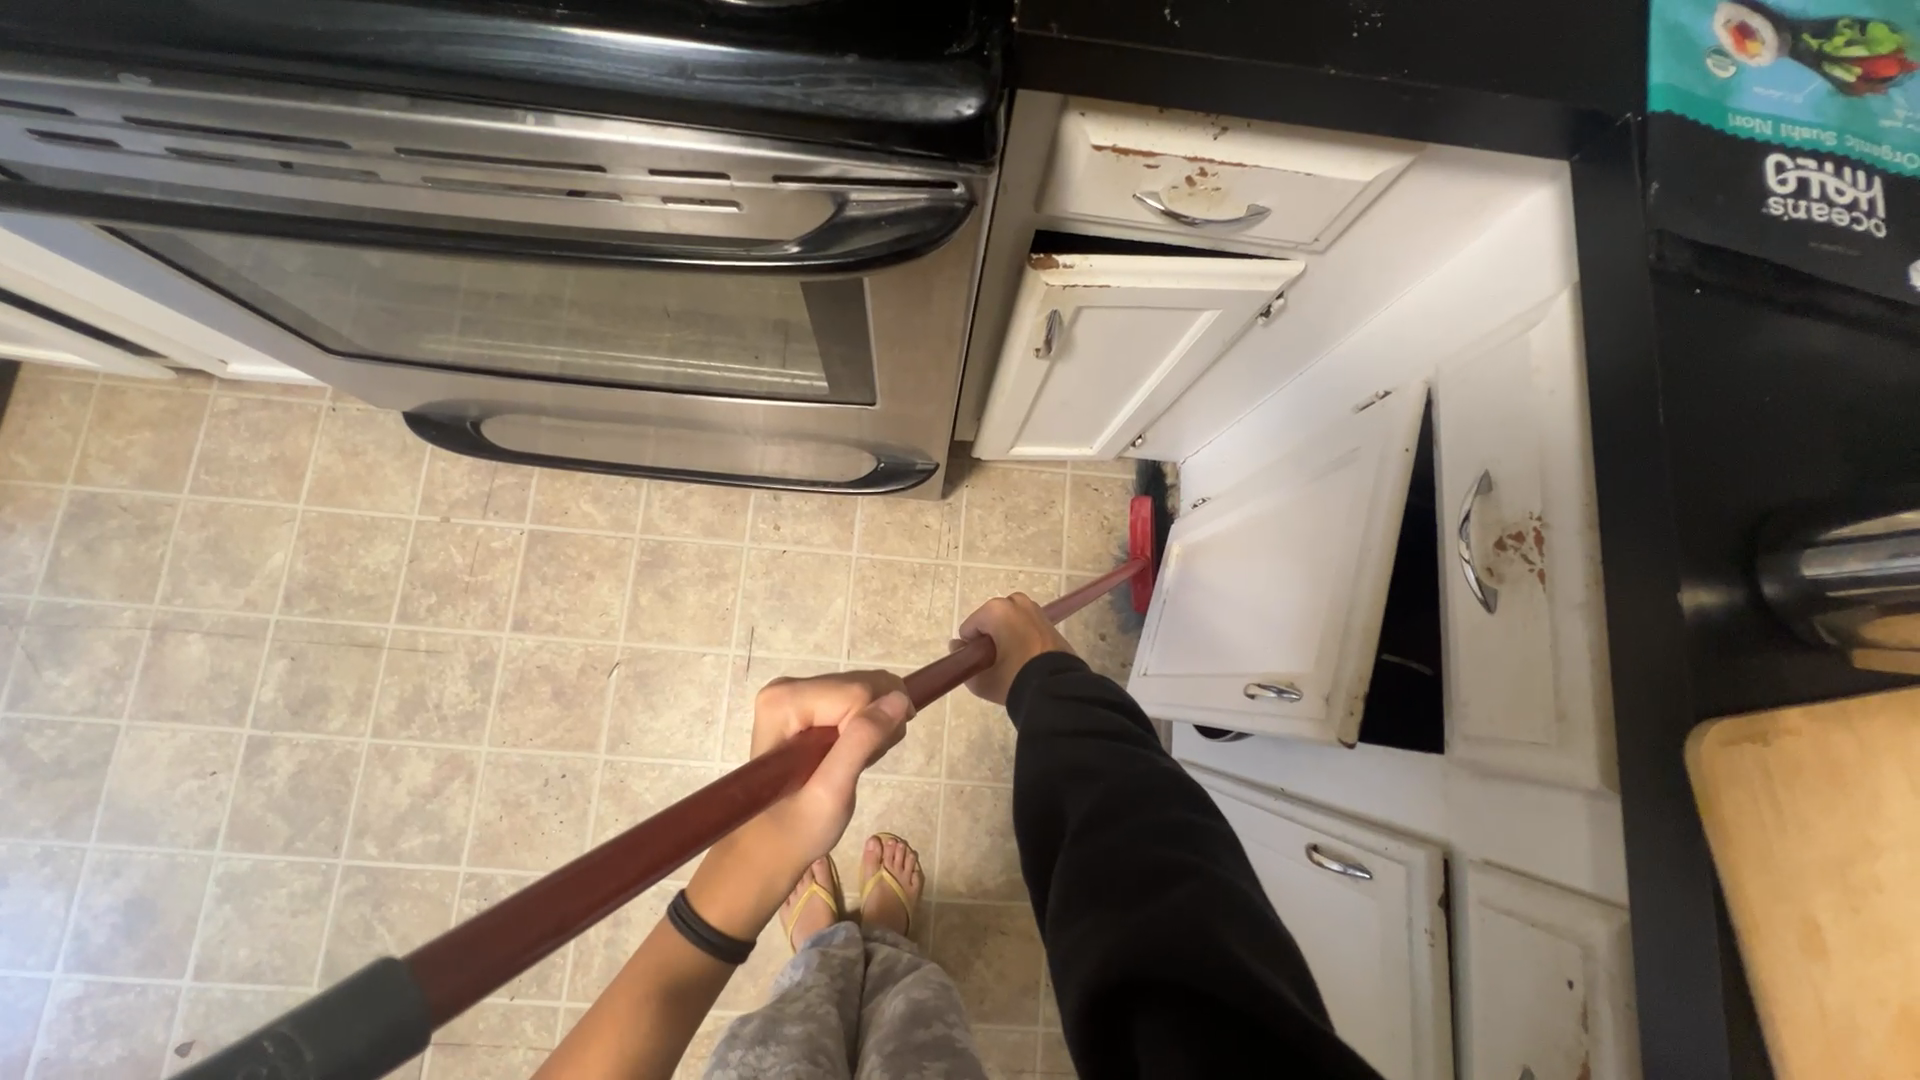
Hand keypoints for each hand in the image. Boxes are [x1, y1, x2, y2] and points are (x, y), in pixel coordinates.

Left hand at [741, 671, 913, 876]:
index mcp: (784, 703)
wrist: (768, 845)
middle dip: (878, 721)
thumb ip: (862, 741)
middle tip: (865, 762)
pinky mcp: (805, 701)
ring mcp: (794, 692)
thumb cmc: (795, 829)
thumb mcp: (833, 792)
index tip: (866, 762)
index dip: (873, 728)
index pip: (858, 692)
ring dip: (874, 725)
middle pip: (862, 685)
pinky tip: (850, 752)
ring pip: (864, 690)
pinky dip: (865, 725)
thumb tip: (898, 698)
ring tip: (856, 761)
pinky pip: (855, 698)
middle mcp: (786, 687)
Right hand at [952, 592, 1075, 704]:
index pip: (970, 628)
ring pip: (1008, 622)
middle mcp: (1016, 602)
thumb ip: (961, 661)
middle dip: (990, 638)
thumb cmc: (1013, 679)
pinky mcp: (1049, 621)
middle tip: (996, 663)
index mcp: (996, 610)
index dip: (972, 648)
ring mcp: (1035, 609)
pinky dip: (1021, 637)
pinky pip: (1025, 626)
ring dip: (1006, 636)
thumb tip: (957, 647)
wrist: (1056, 689)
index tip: (982, 664)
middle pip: (990, 622)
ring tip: (1011, 661)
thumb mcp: (979, 679)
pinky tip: (1025, 658)